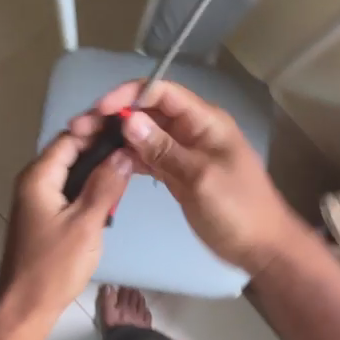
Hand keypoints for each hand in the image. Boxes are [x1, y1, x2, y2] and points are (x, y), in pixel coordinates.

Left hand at [0, 130, 133, 321]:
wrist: (26, 306)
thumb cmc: (54, 266)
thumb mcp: (86, 224)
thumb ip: (106, 186)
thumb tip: (125, 153)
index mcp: (38, 177)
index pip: (71, 137)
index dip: (99, 129)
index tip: (130, 127)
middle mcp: (34, 182)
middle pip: (71, 152)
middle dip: (101, 149)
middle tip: (136, 149)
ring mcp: (37, 200)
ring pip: (72, 173)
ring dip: (98, 170)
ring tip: (131, 168)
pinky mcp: (44, 216)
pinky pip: (69, 191)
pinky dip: (90, 189)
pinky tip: (112, 195)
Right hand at [71, 81, 307, 275]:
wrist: (260, 247)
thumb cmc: (238, 209)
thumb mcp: (199, 178)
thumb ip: (163, 149)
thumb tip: (128, 120)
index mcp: (204, 121)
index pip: (162, 92)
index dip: (129, 95)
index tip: (100, 110)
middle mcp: (191, 130)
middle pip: (147, 111)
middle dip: (113, 115)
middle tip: (79, 128)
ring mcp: (183, 152)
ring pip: (143, 134)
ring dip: (115, 136)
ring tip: (83, 143)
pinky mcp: (176, 173)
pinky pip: (146, 157)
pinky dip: (126, 158)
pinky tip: (104, 162)